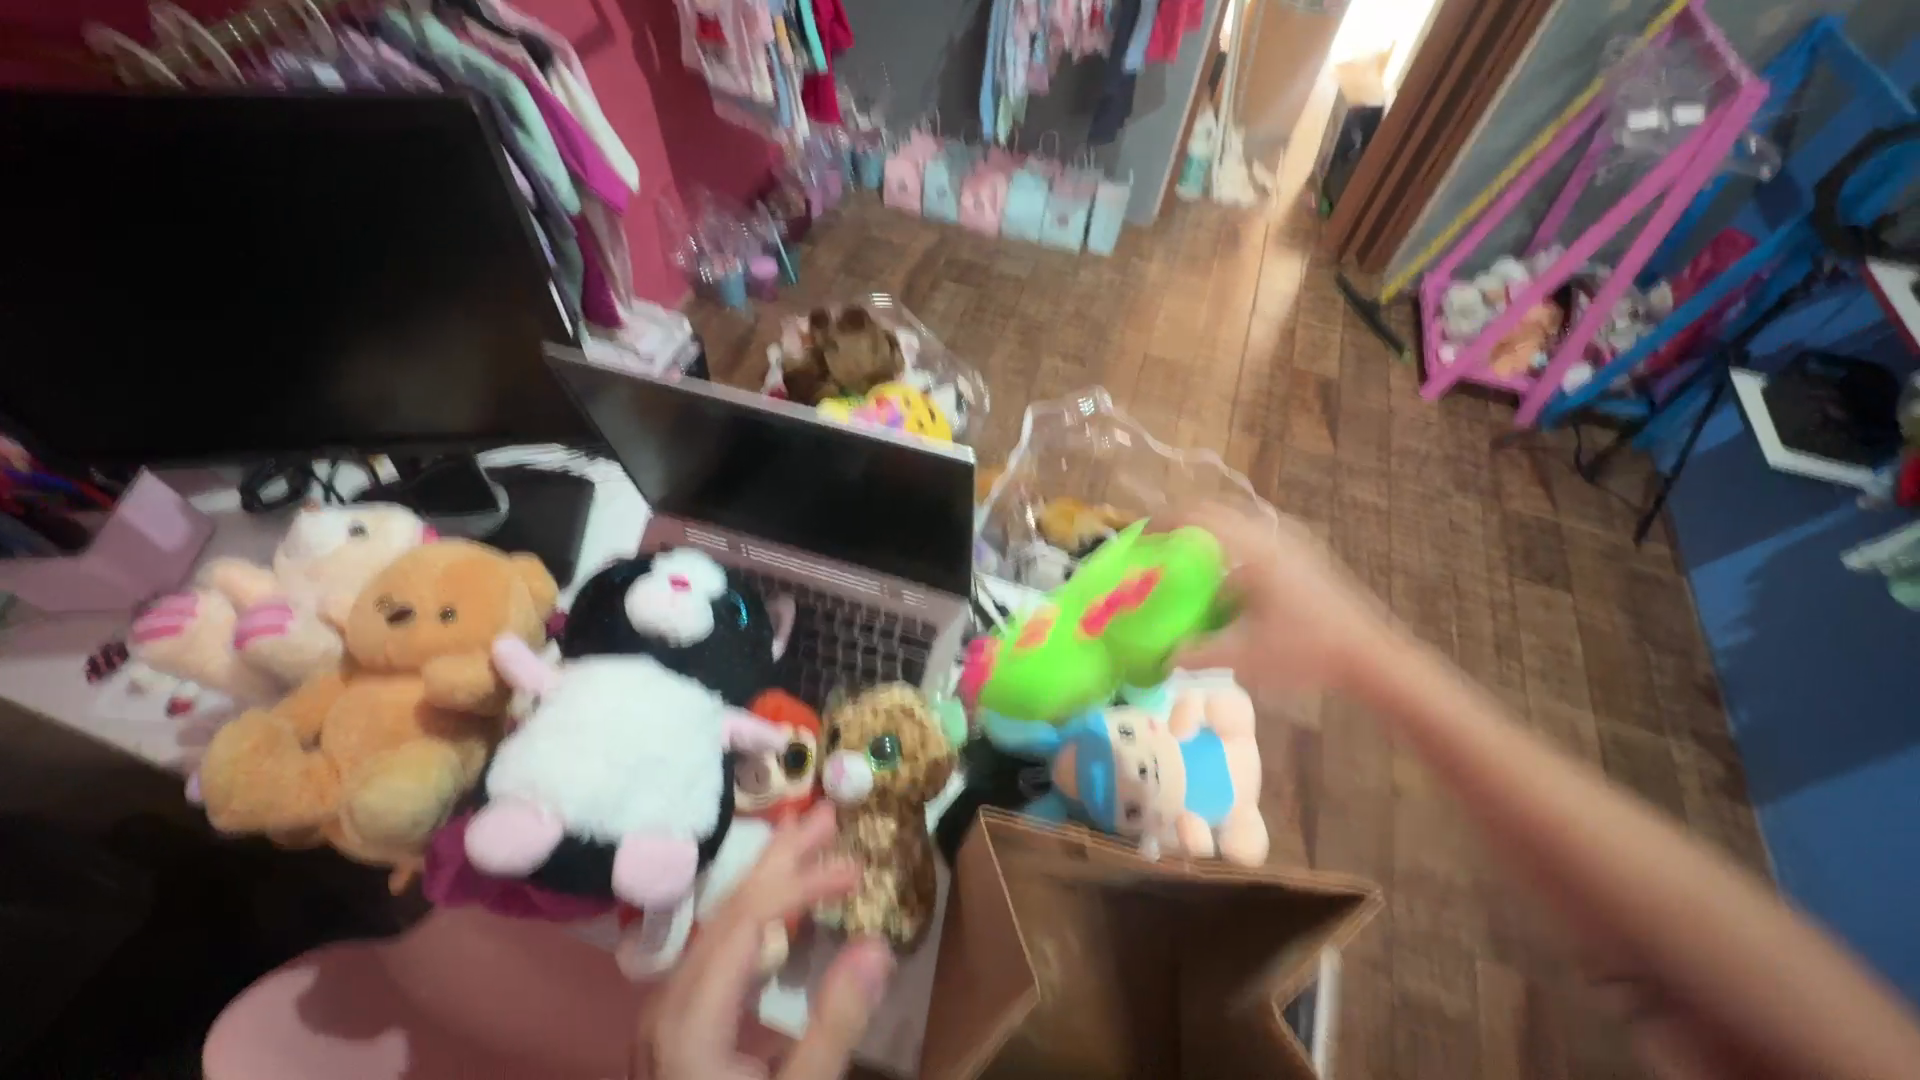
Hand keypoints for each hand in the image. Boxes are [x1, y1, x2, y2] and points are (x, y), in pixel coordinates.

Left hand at [631, 803, 894, 1079]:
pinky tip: (782, 902)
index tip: (856, 868)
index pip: (752, 921)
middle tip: (828, 811)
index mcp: (691, 1017)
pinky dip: (758, 912)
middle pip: (730, 907)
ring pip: (721, 921)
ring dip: (770, 876)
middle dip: (782, 856)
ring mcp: (670, 1007)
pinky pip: (720, 946)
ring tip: (810, 838)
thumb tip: (875, 943)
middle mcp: (670, 999)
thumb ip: (835, 1024)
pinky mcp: (681, 1018)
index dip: (804, 884)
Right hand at [1175, 502, 1399, 699]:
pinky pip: (1250, 540)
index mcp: (1254, 551)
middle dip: (1180, 525)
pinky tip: (1220, 585)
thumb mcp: (1244, 658)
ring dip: (1204, 537)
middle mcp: (1271, 537)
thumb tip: (1161, 655)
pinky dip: (1225, 550)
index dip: (1163, 522)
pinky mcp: (1299, 558)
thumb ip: (1196, 654)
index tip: (1139, 540)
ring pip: (1234, 525)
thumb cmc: (1308, 652)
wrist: (1371, 658)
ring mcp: (1289, 545)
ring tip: (1182, 564)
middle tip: (1155, 549)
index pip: (1198, 515)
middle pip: (1214, 512)